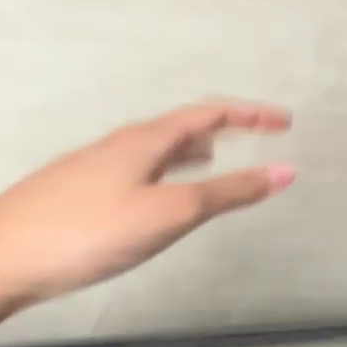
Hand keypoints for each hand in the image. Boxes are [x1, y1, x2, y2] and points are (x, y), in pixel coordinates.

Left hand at [0, 101, 294, 333]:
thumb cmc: (86, 233)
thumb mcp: (174, 212)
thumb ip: (233, 191)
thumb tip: (288, 170)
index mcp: (144, 141)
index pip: (210, 113)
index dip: (252, 115)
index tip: (285, 122)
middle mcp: (113, 147)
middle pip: (177, 127)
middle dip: (220, 129)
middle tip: (251, 138)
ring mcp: (80, 171)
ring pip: (148, 150)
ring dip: (187, 151)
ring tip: (209, 165)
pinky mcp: (58, 197)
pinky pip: (125, 170)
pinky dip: (157, 172)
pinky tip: (150, 198)